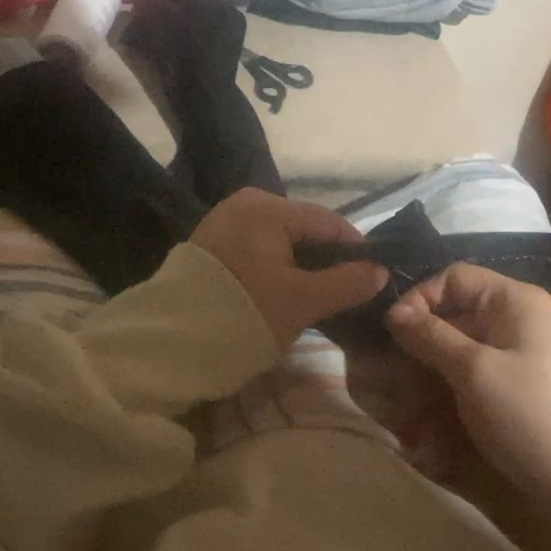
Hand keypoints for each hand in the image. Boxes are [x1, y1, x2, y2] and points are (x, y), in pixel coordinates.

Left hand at [190, 189, 386, 346]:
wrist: (171, 345)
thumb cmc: (245, 313)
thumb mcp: (303, 301)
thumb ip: (347, 283)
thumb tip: (380, 271)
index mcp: (268, 207)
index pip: (328, 222)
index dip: (356, 251)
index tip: (374, 281)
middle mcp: (245, 204)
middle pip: (303, 232)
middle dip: (327, 262)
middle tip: (347, 296)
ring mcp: (223, 224)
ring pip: (280, 244)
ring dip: (301, 270)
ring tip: (318, 302)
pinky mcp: (211, 248)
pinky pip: (257, 253)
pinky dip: (276, 272)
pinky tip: (284, 298)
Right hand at [385, 264, 550, 517]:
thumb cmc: (534, 418)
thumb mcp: (474, 373)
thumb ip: (430, 337)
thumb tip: (395, 312)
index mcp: (515, 302)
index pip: (454, 277)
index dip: (419, 299)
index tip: (390, 336)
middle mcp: (521, 324)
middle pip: (456, 320)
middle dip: (420, 352)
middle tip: (391, 390)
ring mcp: (525, 363)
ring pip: (462, 360)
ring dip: (431, 387)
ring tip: (409, 424)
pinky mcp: (525, 399)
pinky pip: (479, 389)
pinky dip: (454, 408)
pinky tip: (435, 443)